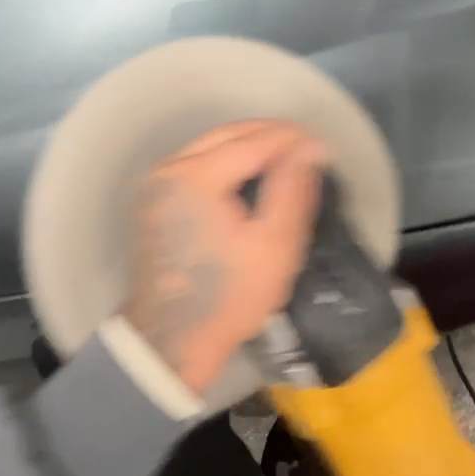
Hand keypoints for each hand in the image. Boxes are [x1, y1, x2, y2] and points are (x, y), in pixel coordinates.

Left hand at [121, 121, 326, 394]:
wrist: (172, 341)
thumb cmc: (228, 297)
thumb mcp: (274, 246)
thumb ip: (292, 189)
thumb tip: (309, 146)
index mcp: (194, 177)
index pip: (250, 141)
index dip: (289, 138)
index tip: (320, 143)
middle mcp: (169, 169)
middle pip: (226, 135)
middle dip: (268, 134)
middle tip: (304, 144)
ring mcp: (157, 184)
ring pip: (209, 146)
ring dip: (247, 144)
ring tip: (284, 156)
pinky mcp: (155, 199)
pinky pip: (196, 163)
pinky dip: (226, 160)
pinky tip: (251, 173)